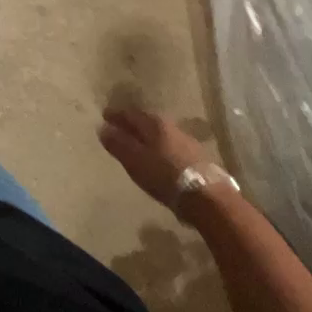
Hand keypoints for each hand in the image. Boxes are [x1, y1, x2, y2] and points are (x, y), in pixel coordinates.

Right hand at [98, 106, 218, 213]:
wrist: (209, 198)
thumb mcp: (135, 160)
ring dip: (148, 138)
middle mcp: (172, 127)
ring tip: (138, 145)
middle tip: (120, 129)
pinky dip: (161, 149)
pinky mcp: (199, 158)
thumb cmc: (165, 176)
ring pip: (161, 135)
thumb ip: (118, 144)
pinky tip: (160, 159)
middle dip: (132, 125)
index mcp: (154, 124)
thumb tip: (102, 128)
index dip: (116, 114)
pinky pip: (172, 147)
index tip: (104, 116)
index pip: (130, 113)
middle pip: (147, 122)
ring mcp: (188, 142)